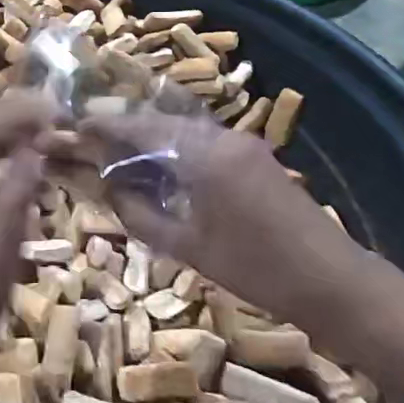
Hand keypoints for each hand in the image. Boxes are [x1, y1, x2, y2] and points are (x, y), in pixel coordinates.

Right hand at [72, 112, 366, 323]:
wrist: (331, 280)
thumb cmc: (255, 269)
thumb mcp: (187, 247)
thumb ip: (140, 214)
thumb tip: (109, 189)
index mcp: (203, 155)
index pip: (140, 129)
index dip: (103, 128)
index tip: (72, 127)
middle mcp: (222, 136)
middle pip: (159, 123)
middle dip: (122, 130)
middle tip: (88, 141)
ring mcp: (242, 143)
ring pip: (180, 131)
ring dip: (147, 139)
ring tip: (114, 155)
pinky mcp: (254, 157)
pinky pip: (201, 143)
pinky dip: (172, 150)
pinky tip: (156, 169)